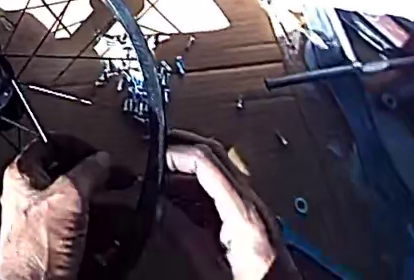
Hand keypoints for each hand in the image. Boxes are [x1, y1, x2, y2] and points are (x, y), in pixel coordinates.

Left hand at [0, 138, 112, 279]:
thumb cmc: (35, 249)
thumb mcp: (69, 197)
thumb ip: (88, 172)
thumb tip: (101, 159)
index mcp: (23, 175)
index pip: (50, 145)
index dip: (77, 145)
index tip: (98, 152)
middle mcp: (31, 199)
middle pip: (72, 180)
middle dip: (101, 184)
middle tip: (122, 181)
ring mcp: (45, 228)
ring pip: (83, 211)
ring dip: (109, 212)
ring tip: (129, 215)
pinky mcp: (57, 254)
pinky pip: (86, 238)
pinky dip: (106, 238)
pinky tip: (120, 240)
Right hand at [162, 130, 294, 279]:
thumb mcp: (213, 274)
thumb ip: (185, 237)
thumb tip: (159, 207)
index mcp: (245, 215)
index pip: (207, 160)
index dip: (177, 152)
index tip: (155, 156)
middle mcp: (255, 205)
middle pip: (216, 153)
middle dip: (183, 146)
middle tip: (157, 151)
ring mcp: (258, 211)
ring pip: (220, 167)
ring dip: (190, 167)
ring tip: (164, 179)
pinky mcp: (256, 222)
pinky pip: (226, 188)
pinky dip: (201, 185)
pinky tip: (184, 202)